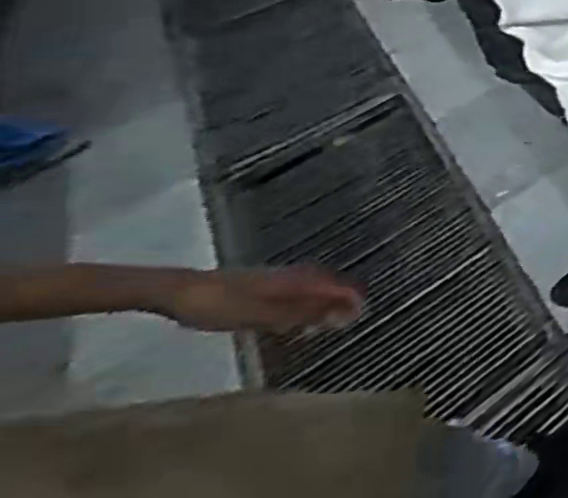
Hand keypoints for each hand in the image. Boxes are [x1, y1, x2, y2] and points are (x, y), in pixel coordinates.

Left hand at [156, 267, 364, 334]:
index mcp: (300, 281)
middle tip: (336, 325)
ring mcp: (280, 277)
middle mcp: (297, 275)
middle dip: (339, 304)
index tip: (355, 319)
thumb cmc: (220, 305)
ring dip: (321, 305)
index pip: (342, 287)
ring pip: (315, 288)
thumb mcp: (261, 315)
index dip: (353, 302)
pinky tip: (288, 318)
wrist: (178, 291)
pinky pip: (298, 290)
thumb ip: (303, 314)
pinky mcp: (265, 282)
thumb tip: (342, 313)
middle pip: (332, 285)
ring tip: (315, 325)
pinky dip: (303, 304)